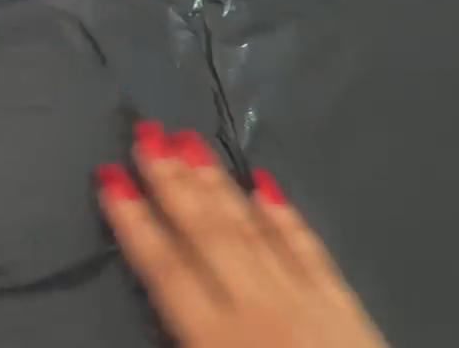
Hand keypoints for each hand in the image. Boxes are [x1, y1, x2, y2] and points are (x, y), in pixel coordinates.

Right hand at [96, 122, 386, 347]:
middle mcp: (258, 312)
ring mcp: (306, 304)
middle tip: (147, 132)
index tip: (111, 176)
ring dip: (216, 183)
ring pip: (251, 230)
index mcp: (217, 342)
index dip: (135, 222)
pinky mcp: (347, 309)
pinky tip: (265, 183)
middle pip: (206, 234)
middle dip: (172, 182)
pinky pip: (310, 251)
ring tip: (189, 139)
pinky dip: (285, 217)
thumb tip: (156, 300)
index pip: (166, 270)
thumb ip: (182, 339)